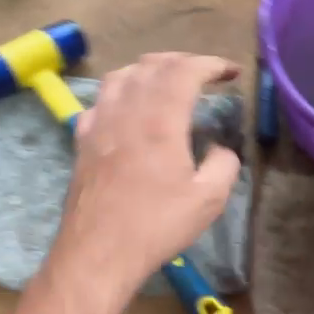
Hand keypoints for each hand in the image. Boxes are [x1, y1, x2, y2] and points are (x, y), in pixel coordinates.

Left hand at [49, 53, 241, 293]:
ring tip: (167, 81)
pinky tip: (127, 107)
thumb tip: (220, 149)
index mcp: (160, 118)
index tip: (232, 72)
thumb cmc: (155, 225)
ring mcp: (99, 122)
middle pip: (153, 65)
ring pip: (122, 75)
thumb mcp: (209, 200)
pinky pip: (101, 99)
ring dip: (149, 69)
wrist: (97, 252)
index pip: (186, 70)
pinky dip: (121, 91)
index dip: (212, 64)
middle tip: (206, 74)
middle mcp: (127, 110)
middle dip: (184, 62)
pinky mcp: (82, 140)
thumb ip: (224, 164)